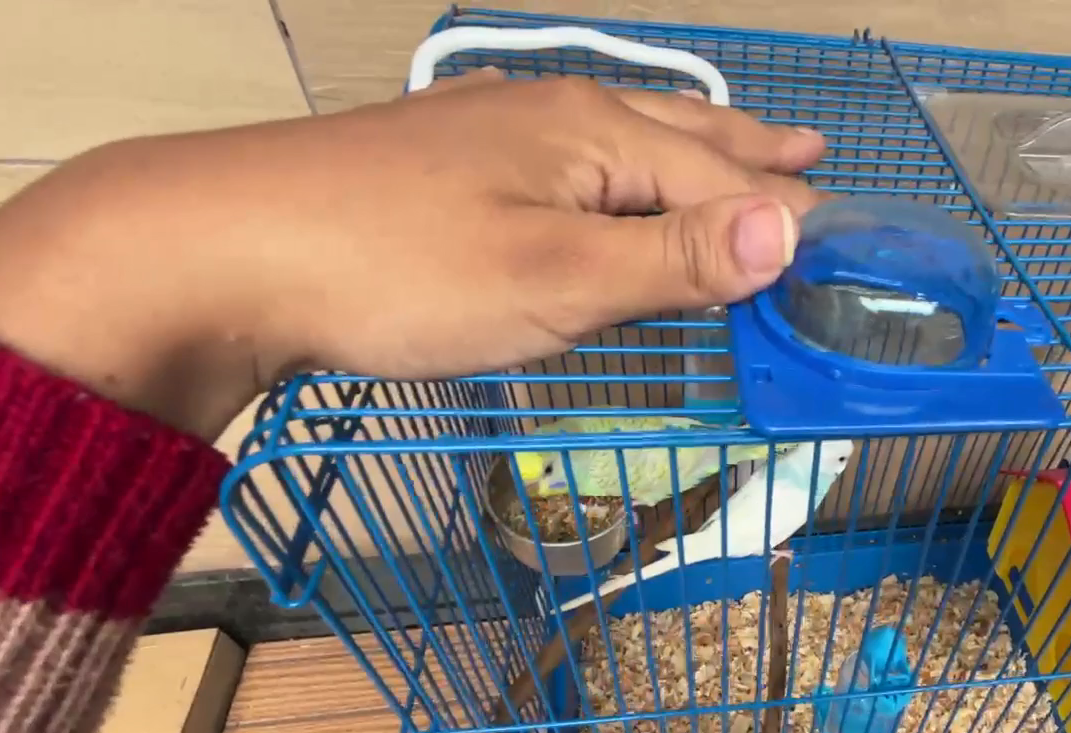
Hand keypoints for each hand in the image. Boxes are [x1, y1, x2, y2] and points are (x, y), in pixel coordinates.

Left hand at [0, 72, 825, 438]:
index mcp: (597, 137)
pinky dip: (633, 164)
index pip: (722, 185)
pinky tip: (618, 165)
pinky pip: (584, 153)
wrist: (229, 250)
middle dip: (754, 153)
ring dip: (697, 146)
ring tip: (742, 146)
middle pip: (685, 136)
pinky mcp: (466, 163)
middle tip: (812, 156)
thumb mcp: (558, 277)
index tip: (841, 249)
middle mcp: (561, 116)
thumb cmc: (406, 271)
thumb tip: (786, 234)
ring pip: (632, 137)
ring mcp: (508, 134)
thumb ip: (673, 258)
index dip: (784, 220)